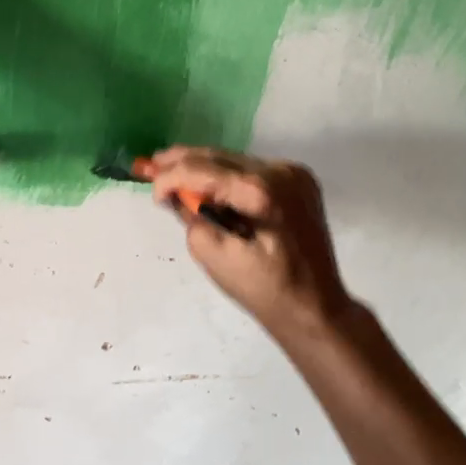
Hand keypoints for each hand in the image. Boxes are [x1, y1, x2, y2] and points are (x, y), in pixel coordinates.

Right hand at [147, 147, 349, 328]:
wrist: (316, 308)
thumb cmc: (265, 291)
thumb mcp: (217, 258)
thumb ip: (193, 219)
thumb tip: (179, 196)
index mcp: (264, 192)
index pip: (205, 170)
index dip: (172, 176)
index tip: (151, 191)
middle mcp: (282, 172)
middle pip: (220, 156)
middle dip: (183, 162)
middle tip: (149, 165)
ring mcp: (294, 174)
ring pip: (234, 160)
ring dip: (203, 167)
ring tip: (169, 169)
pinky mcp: (298, 181)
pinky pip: (251, 169)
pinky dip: (226, 175)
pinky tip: (206, 183)